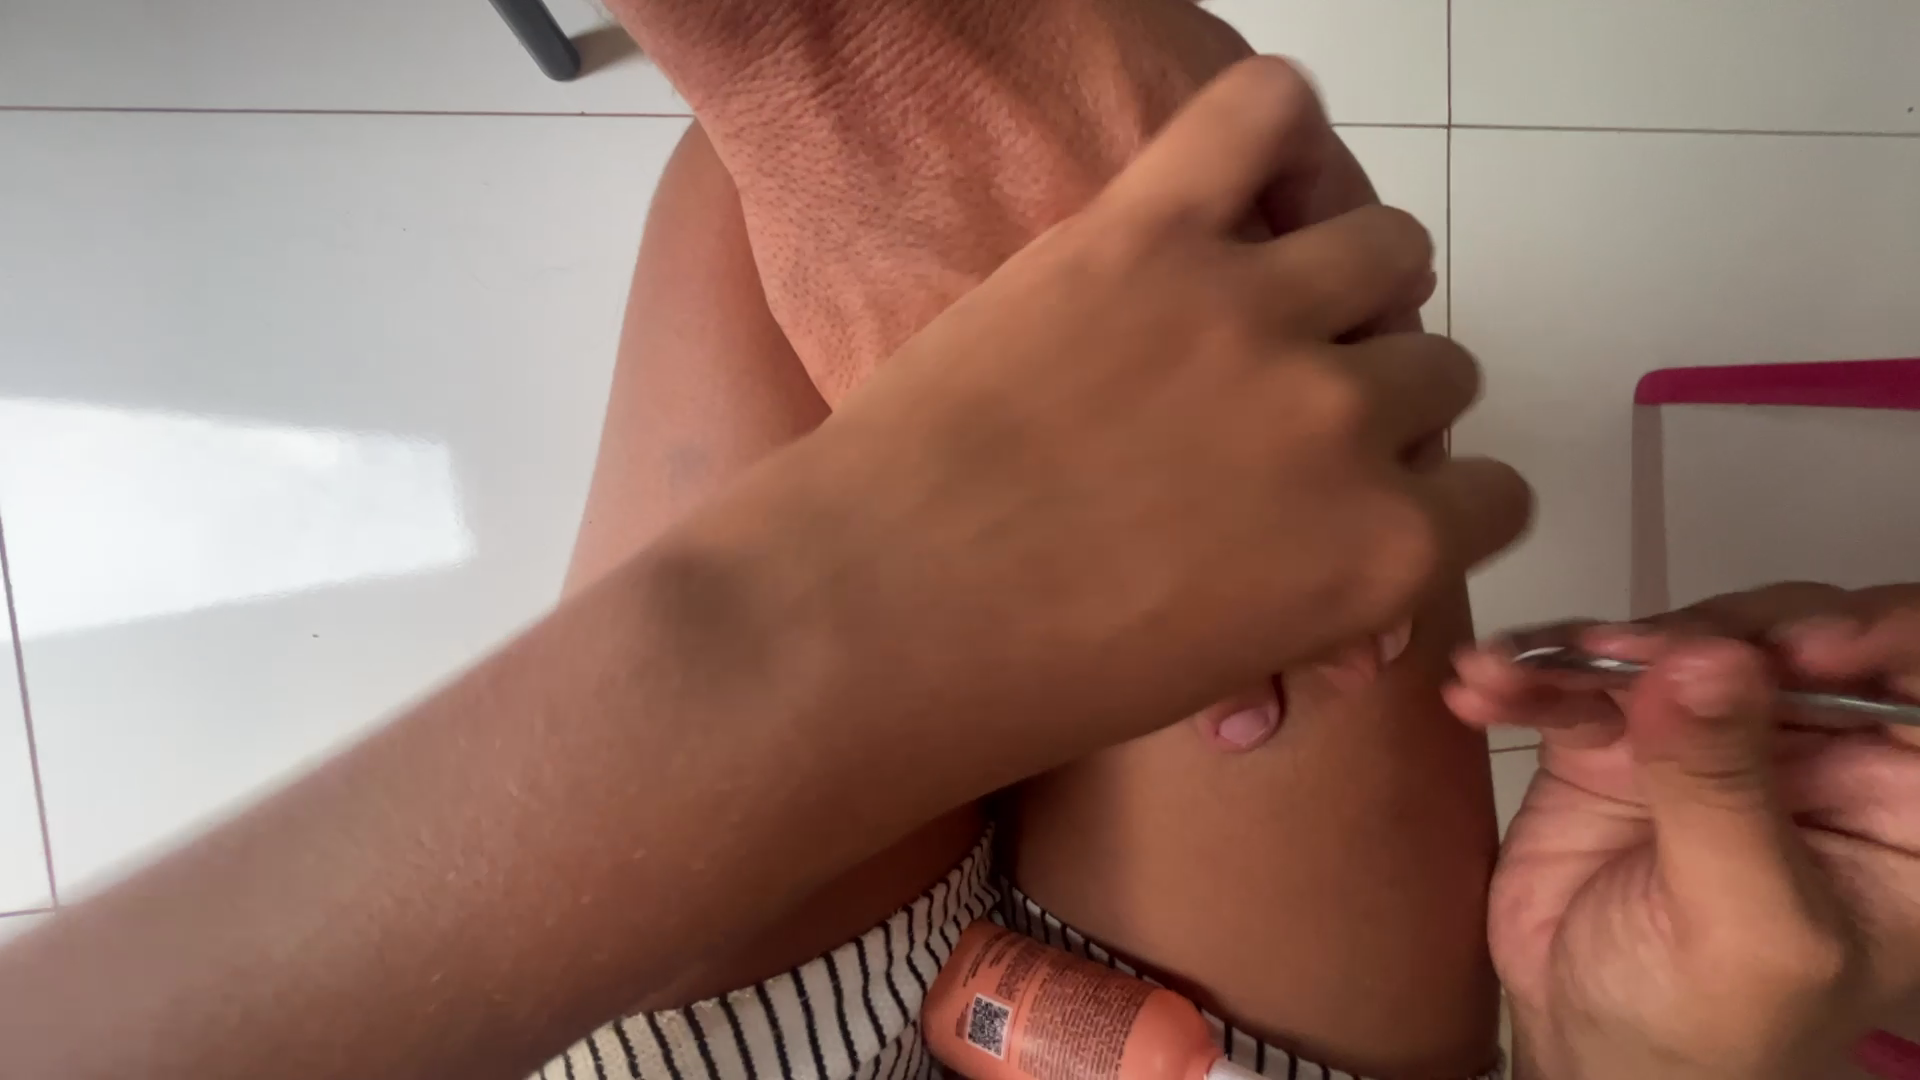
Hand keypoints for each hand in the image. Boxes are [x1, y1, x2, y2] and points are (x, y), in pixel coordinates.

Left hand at [687, 59, 1529, 778]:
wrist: (871, 616)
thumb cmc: (1021, 680)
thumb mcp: (1195, 682)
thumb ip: (1296, 630)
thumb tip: (1340, 643)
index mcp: (1375, 560)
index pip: (1490, 501)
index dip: (1434, 500)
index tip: (1377, 497)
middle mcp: (1341, 425)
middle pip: (1435, 369)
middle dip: (1378, 400)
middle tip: (1283, 413)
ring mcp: (1245, 315)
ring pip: (1381, 249)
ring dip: (1341, 284)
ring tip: (1252, 314)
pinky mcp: (1137, 237)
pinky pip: (1259, 115)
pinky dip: (1268, 137)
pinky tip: (1222, 200)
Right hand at [1450, 588, 1919, 1078]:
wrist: (1586, 1035)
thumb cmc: (1712, 1013)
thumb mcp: (1747, 916)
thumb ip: (1725, 789)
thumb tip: (1705, 659)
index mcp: (1890, 797)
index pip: (1913, 679)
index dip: (1864, 636)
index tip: (1779, 649)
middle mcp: (1795, 752)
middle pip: (1761, 640)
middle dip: (1685, 636)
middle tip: (1611, 657)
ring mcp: (1684, 739)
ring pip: (1644, 650)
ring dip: (1565, 652)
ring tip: (1497, 674)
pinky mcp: (1595, 742)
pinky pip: (1558, 685)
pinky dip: (1512, 679)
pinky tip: (1474, 691)